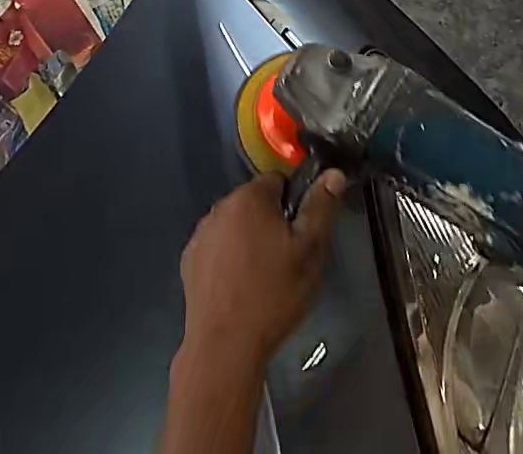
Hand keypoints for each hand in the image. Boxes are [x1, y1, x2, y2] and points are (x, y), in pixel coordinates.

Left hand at [178, 170, 346, 370]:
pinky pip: (218, 247)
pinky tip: (241, 286)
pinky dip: (229, 258)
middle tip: (288, 256)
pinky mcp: (189, 261)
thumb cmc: (272, 295)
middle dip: (272, 220)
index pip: (278, 180)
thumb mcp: (310, 250)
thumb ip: (322, 207)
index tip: (302, 231)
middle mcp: (220, 207)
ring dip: (250, 238)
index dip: (295, 202)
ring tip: (265, 275)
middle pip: (256, 201)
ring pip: (236, 225)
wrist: (224, 348)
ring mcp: (201, 235)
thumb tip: (333, 174)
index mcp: (250, 197)